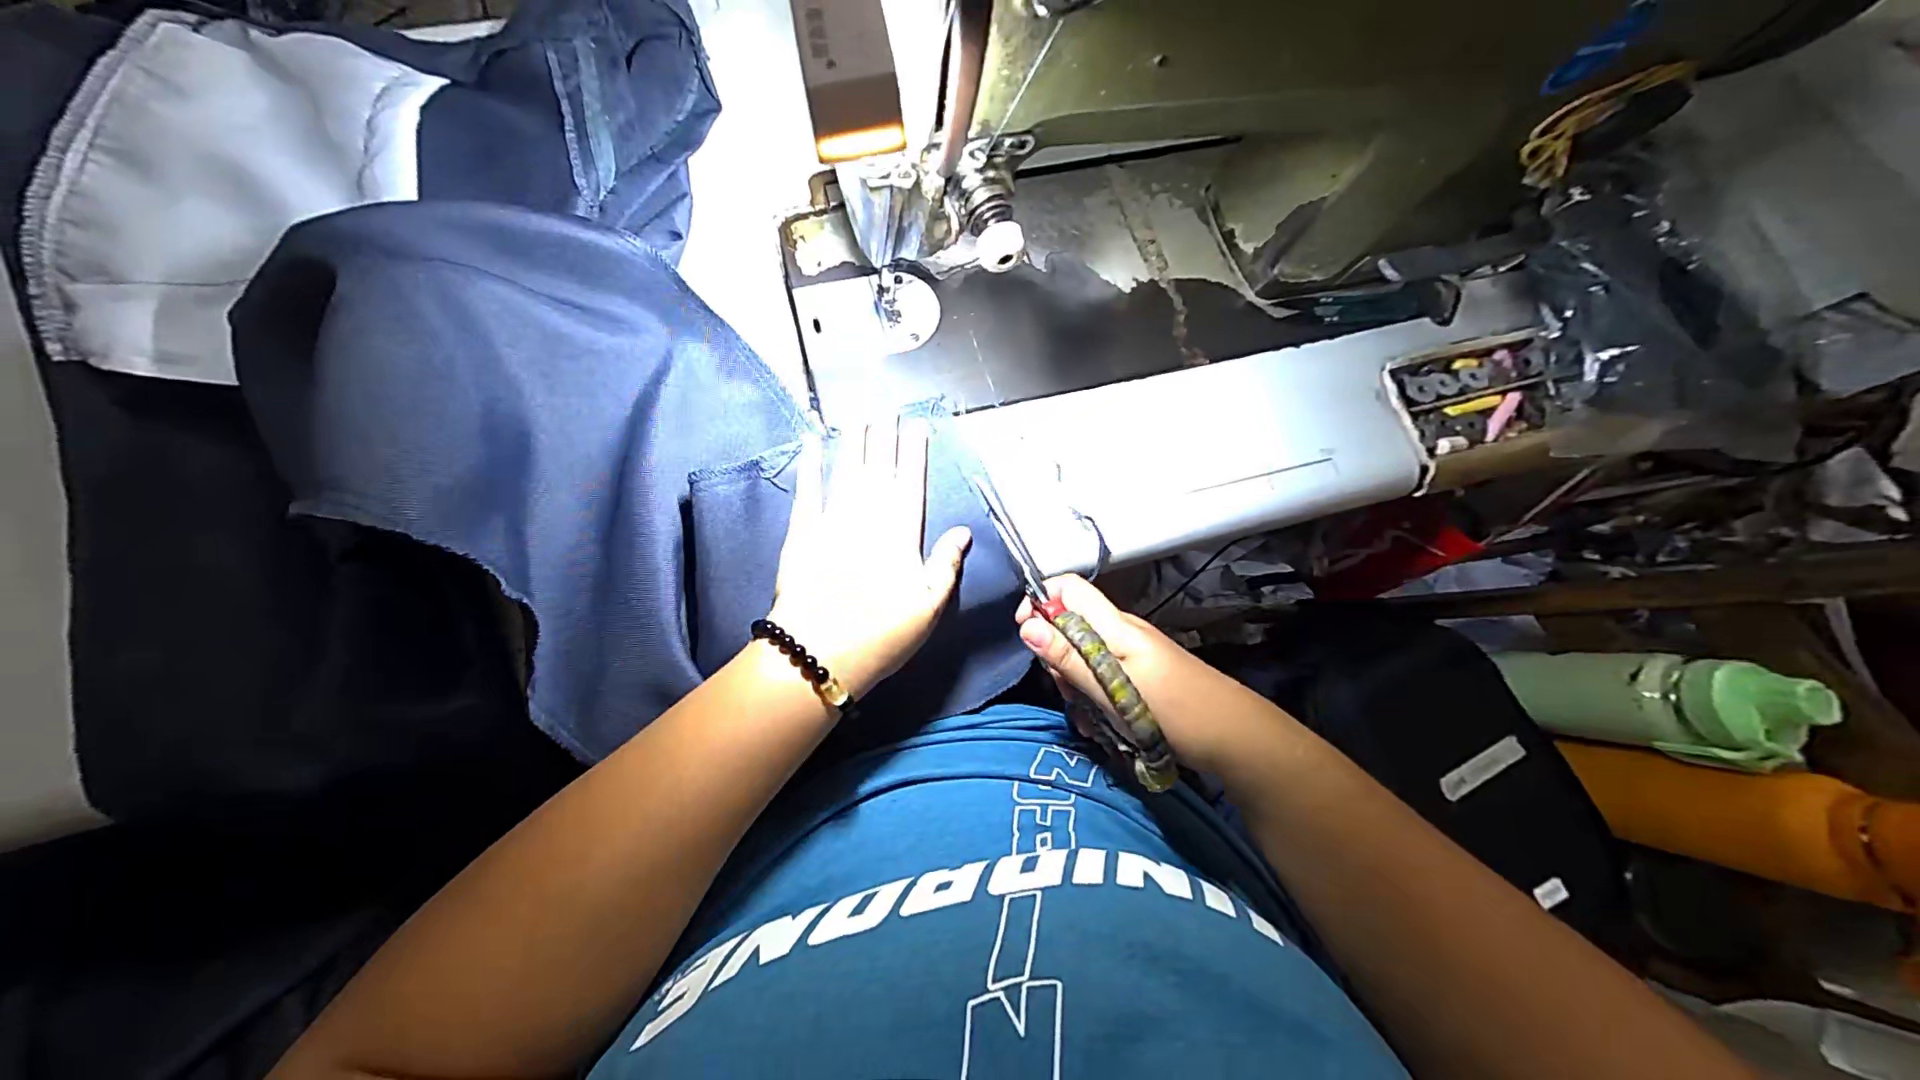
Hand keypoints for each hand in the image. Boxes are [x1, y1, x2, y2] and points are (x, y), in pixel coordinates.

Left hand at [765, 418, 970, 699]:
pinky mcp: (801, 532)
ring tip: (858, 416)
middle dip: (884, 436)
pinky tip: (810, 444)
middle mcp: (868, 517)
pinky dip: (809, 465)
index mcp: (902, 533)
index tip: (916, 424)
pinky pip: (807, 490)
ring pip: (846, 470)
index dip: (914, 451)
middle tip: (885, 407)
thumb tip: (962, 531)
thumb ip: (945, 564)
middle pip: (879, 467)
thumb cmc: (881, 634)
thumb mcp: (928, 606)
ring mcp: (832, 521)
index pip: (911, 481)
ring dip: (853, 441)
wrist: (818, 652)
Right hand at [1014, 575, 1300, 784]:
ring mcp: (1131, 653)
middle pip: (1069, 624)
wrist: (1236, 738)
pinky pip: (1101, 673)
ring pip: (1082, 654)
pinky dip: (1092, 694)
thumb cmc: (1178, 712)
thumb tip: (1027, 626)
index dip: (1041, 603)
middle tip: (1066, 691)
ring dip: (1073, 682)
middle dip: (1055, 655)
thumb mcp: (1114, 691)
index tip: (1029, 638)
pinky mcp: (1139, 674)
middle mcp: (1121, 632)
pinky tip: (1099, 722)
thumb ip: (1070, 658)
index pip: (1067, 587)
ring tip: (1085, 716)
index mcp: (1116, 626)